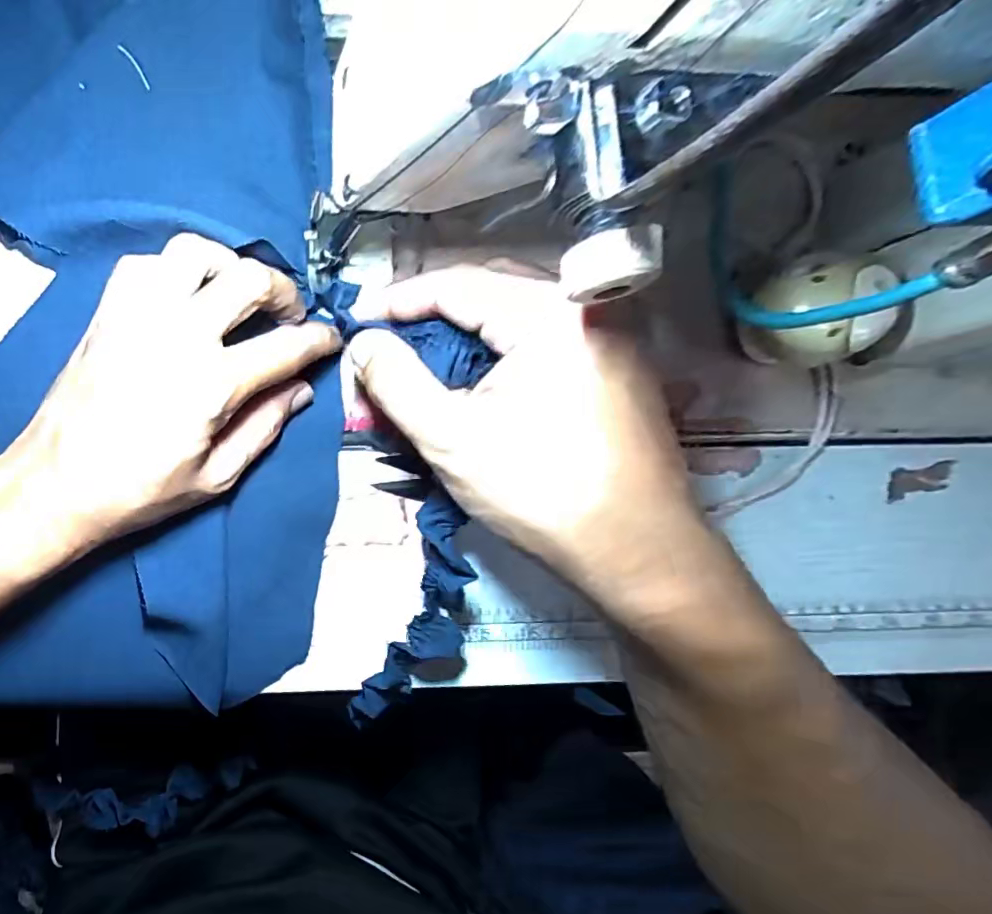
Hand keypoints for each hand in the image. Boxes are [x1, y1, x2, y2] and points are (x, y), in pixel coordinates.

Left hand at [0, 234, 339, 557]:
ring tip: (235, 295)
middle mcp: (180, 333)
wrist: (57, 483)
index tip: (330, 338)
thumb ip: (264, 427)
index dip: (319, 339)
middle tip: (287, 315)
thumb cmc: (139, 491)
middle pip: (250, 278)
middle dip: (284, 291)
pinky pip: (147, 263)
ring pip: (197, 252)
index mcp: (213, 383)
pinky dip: (175, 270)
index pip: (286, 346)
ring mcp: (138, 314)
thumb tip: (300, 391)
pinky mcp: (108, 311)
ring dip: (228, 266)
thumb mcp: (215, 477)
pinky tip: (182, 298)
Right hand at [346, 267, 716, 622]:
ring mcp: (609, 341)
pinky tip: (473, 391)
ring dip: (461, 344)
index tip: (357, 322)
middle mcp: (586, 310)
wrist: (635, 551)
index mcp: (550, 312)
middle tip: (384, 349)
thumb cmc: (539, 492)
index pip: (456, 284)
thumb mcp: (450, 437)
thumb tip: (363, 343)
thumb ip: (396, 382)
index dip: (398, 301)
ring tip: (420, 372)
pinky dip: (497, 362)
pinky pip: (541, 350)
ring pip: (514, 326)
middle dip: (428, 321)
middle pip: (487, 297)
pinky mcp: (615, 374)